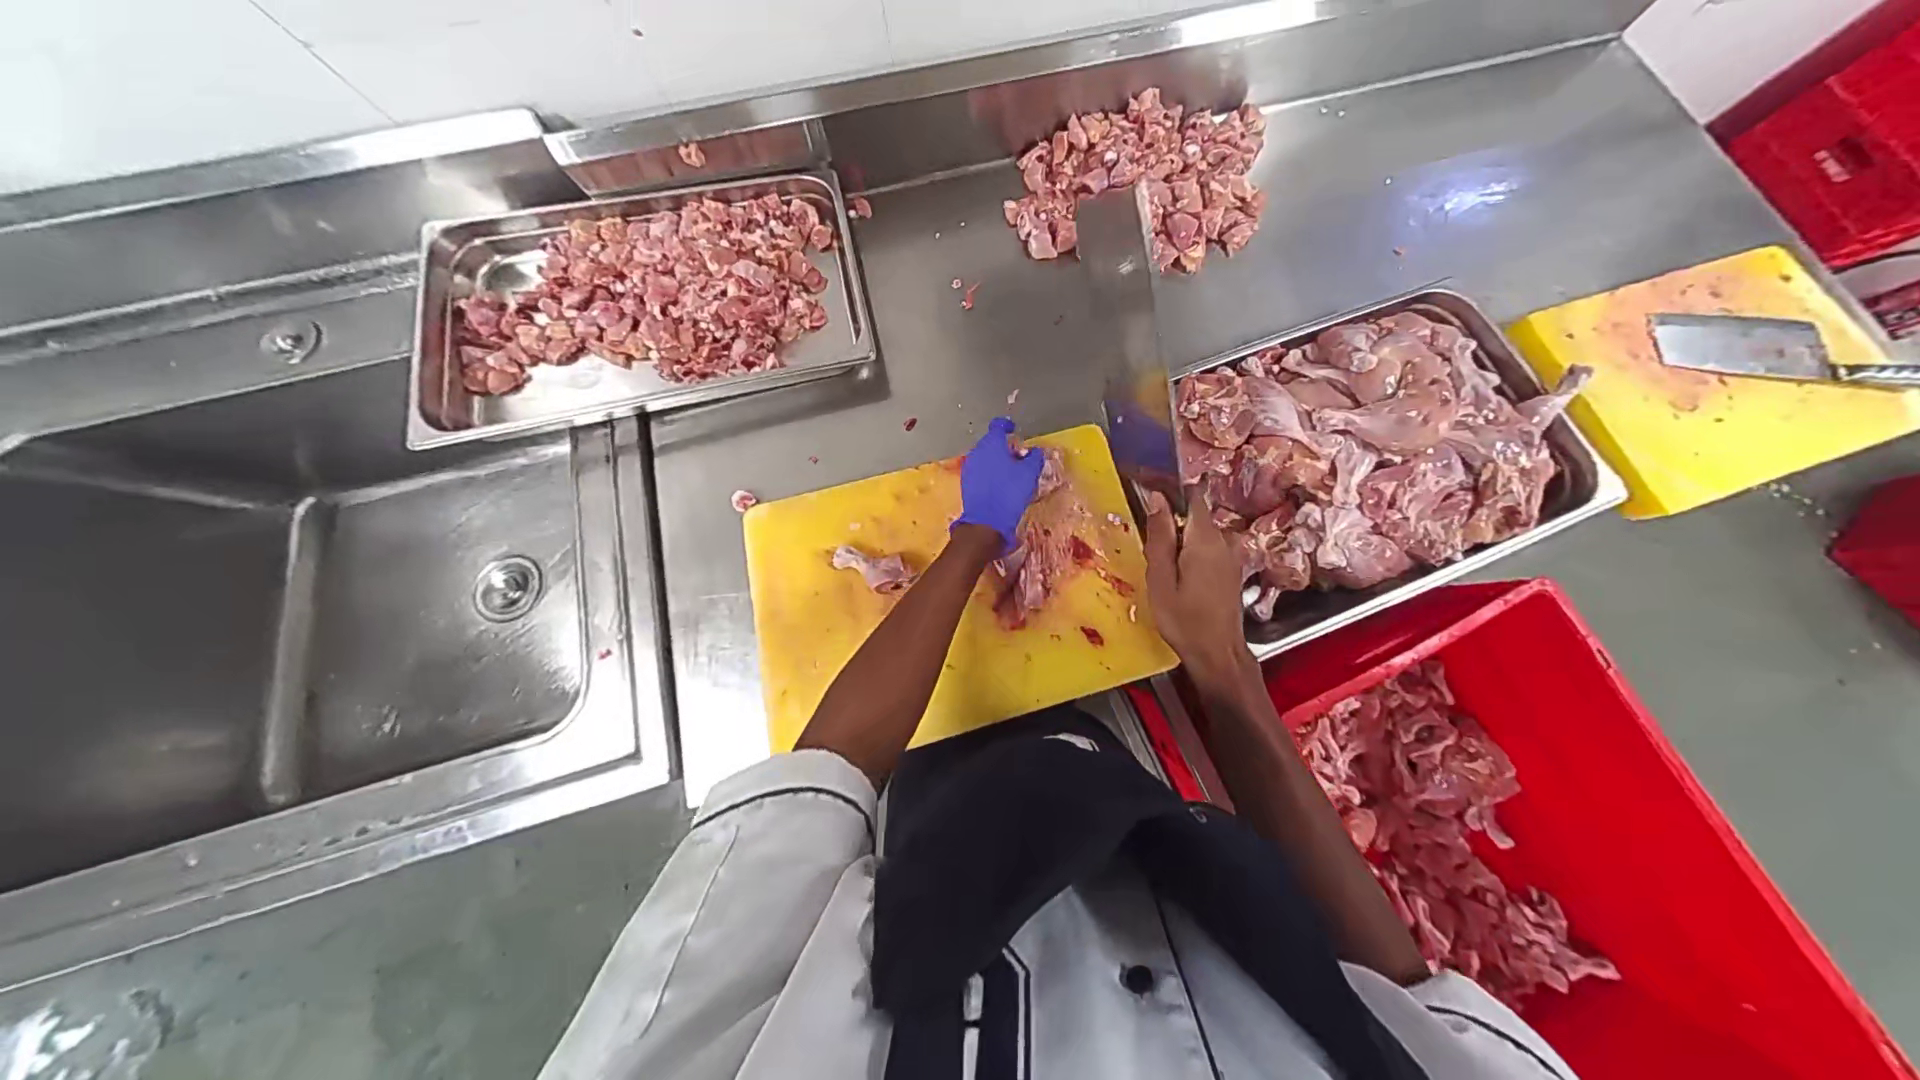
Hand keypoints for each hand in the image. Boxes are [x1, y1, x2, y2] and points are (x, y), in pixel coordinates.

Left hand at [953, 417, 1043, 552]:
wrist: (987, 522)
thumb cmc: (1010, 492)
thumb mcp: (1030, 473)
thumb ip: (1034, 457)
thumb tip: (1034, 452)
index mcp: (992, 444)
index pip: (998, 426)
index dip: (1007, 426)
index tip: (1013, 429)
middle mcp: (977, 452)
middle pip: (991, 442)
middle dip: (1004, 447)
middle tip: (1018, 456)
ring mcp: (969, 468)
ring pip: (985, 457)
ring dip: (996, 460)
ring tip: (1011, 473)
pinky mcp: (966, 483)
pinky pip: (980, 471)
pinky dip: (989, 473)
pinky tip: (1000, 485)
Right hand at [1142, 487, 1256, 687]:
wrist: (1217, 653)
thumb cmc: (1184, 619)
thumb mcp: (1160, 578)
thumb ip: (1159, 537)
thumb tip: (1157, 498)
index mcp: (1205, 538)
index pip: (1191, 494)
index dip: (1170, 486)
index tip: (1147, 487)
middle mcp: (1224, 539)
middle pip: (1193, 514)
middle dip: (1169, 520)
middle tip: (1146, 542)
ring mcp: (1232, 554)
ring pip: (1199, 532)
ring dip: (1179, 539)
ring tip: (1159, 564)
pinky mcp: (1231, 568)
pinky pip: (1207, 547)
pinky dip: (1189, 551)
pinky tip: (1176, 573)